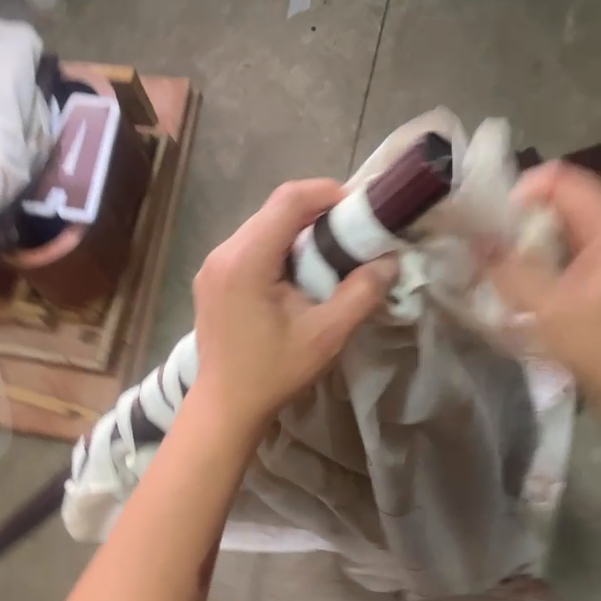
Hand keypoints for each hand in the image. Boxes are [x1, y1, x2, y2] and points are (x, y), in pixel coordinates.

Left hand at [189, 179, 397, 433]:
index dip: (327, 193)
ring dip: (296, 232)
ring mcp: (212, 266)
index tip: (358, 210)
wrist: (226, 407)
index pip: (288, 200)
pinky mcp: (211, 280)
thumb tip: (389, 262)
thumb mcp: (326, 336)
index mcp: (246, 260)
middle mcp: (223, 253)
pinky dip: (277, 249)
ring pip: (261, 227)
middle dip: (315, 213)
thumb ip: (361, 293)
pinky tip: (298, 275)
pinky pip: (248, 247)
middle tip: (350, 235)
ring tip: (328, 256)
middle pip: (273, 211)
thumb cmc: (274, 372)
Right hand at [484, 162, 600, 407]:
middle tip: (481, 242)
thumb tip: (468, 236)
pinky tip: (512, 271)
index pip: (555, 178)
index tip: (487, 226)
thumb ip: (506, 267)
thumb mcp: (546, 307)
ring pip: (551, 216)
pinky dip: (532, 248)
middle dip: (514, 214)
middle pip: (552, 194)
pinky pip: (556, 236)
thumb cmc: (596, 345)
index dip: (516, 196)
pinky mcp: (599, 256)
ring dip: (520, 233)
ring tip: (491, 257)